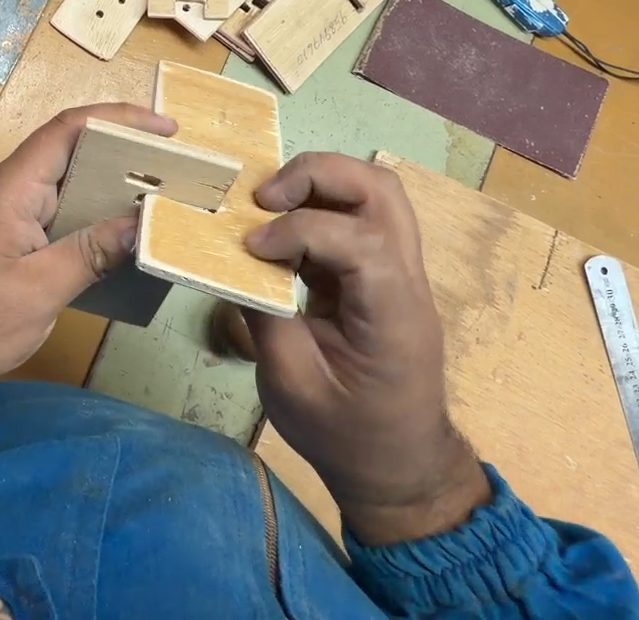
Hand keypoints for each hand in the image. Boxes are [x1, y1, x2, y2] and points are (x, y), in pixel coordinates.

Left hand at [0, 104, 176, 426]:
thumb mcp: (40, 291)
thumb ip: (91, 253)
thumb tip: (142, 224)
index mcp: (12, 187)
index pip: (68, 129)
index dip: (119, 119)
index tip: (166, 129)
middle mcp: (5, 185)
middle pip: (69, 151)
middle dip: (122, 155)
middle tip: (176, 170)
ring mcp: (0, 207)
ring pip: (62, 182)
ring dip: (106, 188)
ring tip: (159, 200)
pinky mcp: (0, 230)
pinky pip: (50, 209)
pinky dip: (85, 214)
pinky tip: (117, 235)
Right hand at [243, 153, 490, 544]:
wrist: (397, 464)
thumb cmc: (345, 434)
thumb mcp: (290, 384)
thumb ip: (262, 314)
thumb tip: (231, 260)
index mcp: (393, 315)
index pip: (359, 239)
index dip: (298, 229)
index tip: (250, 248)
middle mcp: (407, 280)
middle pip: (378, 189)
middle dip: (314, 175)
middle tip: (262, 198)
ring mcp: (399, 270)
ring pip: (374, 189)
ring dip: (318, 181)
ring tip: (268, 203)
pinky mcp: (379, 271)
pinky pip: (356, 212)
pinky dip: (315, 203)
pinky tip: (278, 225)